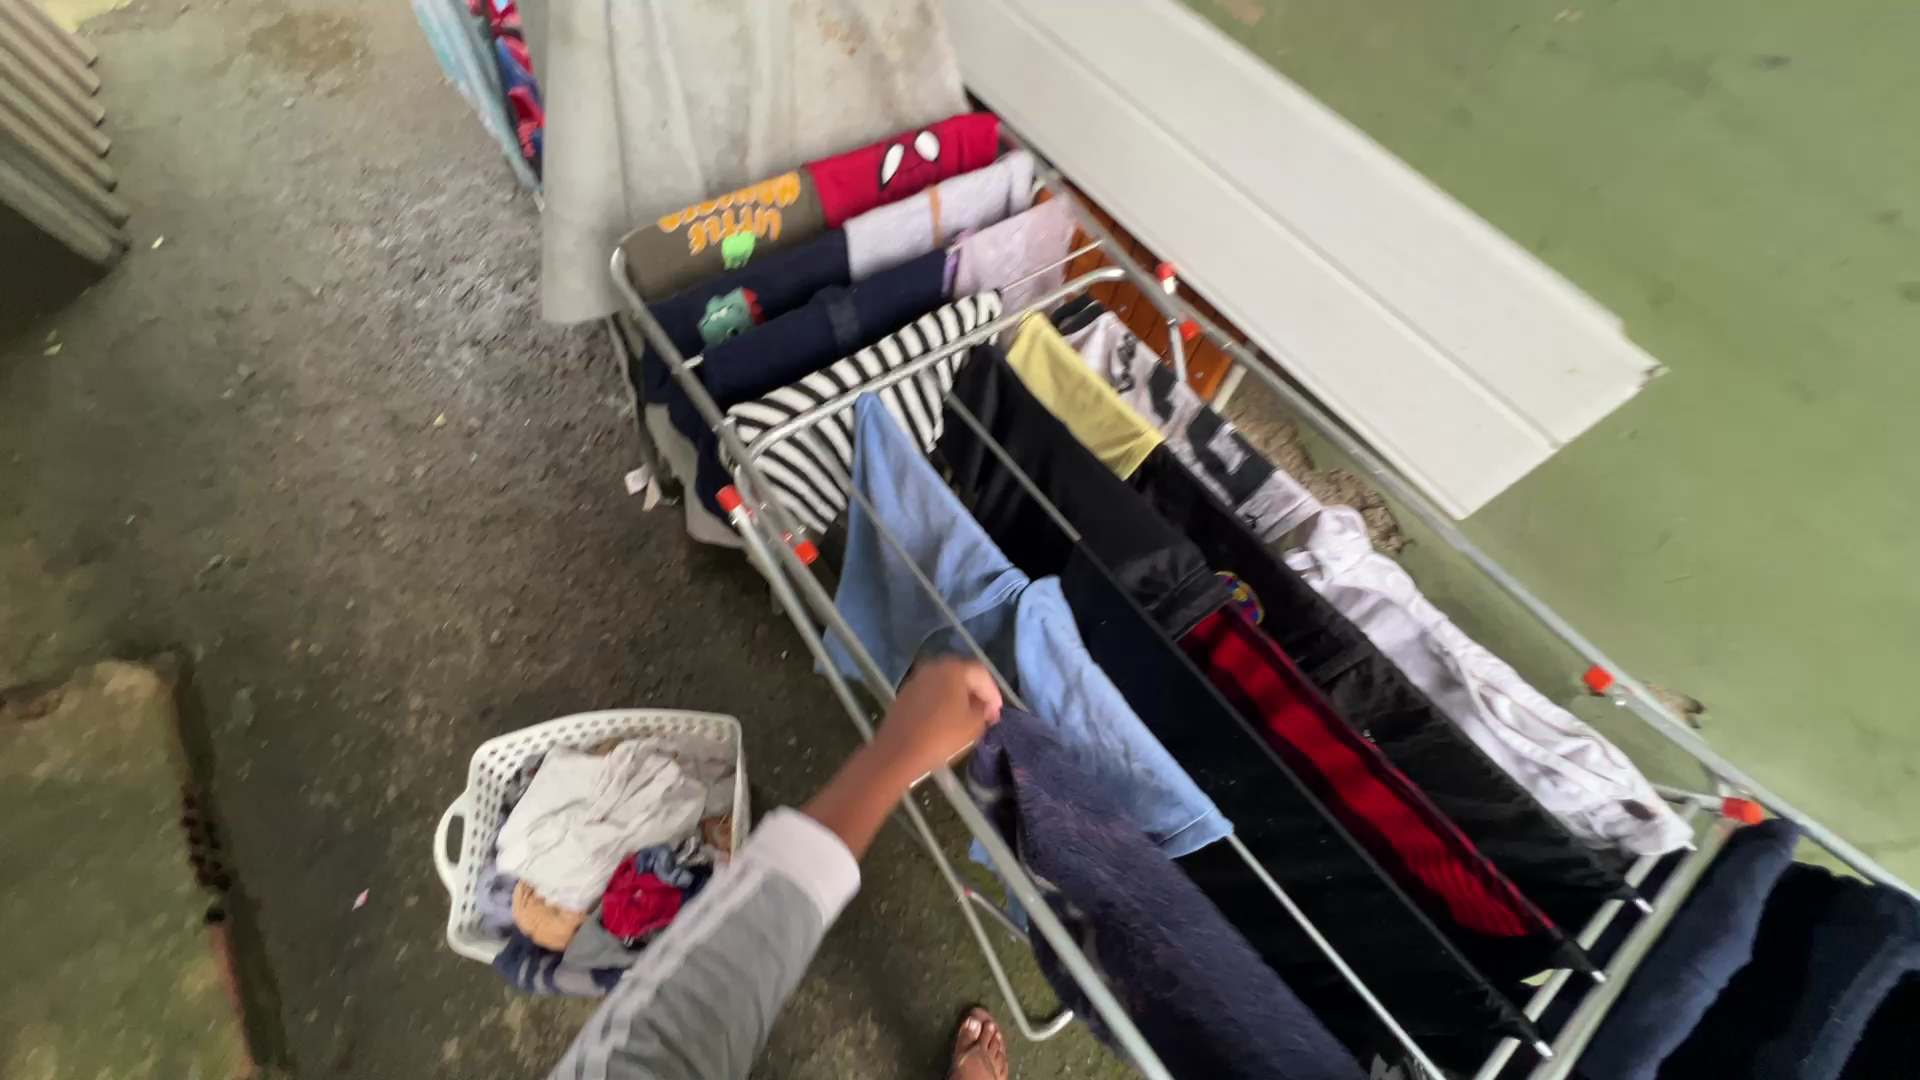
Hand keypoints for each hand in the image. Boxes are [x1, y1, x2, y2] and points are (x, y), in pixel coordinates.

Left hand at [873, 656, 1002, 777]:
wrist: (898, 752)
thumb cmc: (941, 735)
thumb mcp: (973, 724)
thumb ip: (985, 710)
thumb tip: (987, 706)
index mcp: (953, 668)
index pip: (981, 674)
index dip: (993, 693)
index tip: (998, 712)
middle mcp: (934, 666)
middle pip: (963, 675)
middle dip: (977, 693)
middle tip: (987, 713)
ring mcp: (918, 678)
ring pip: (946, 683)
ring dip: (960, 697)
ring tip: (969, 717)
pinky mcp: (906, 692)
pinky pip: (932, 692)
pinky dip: (943, 701)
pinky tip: (947, 718)